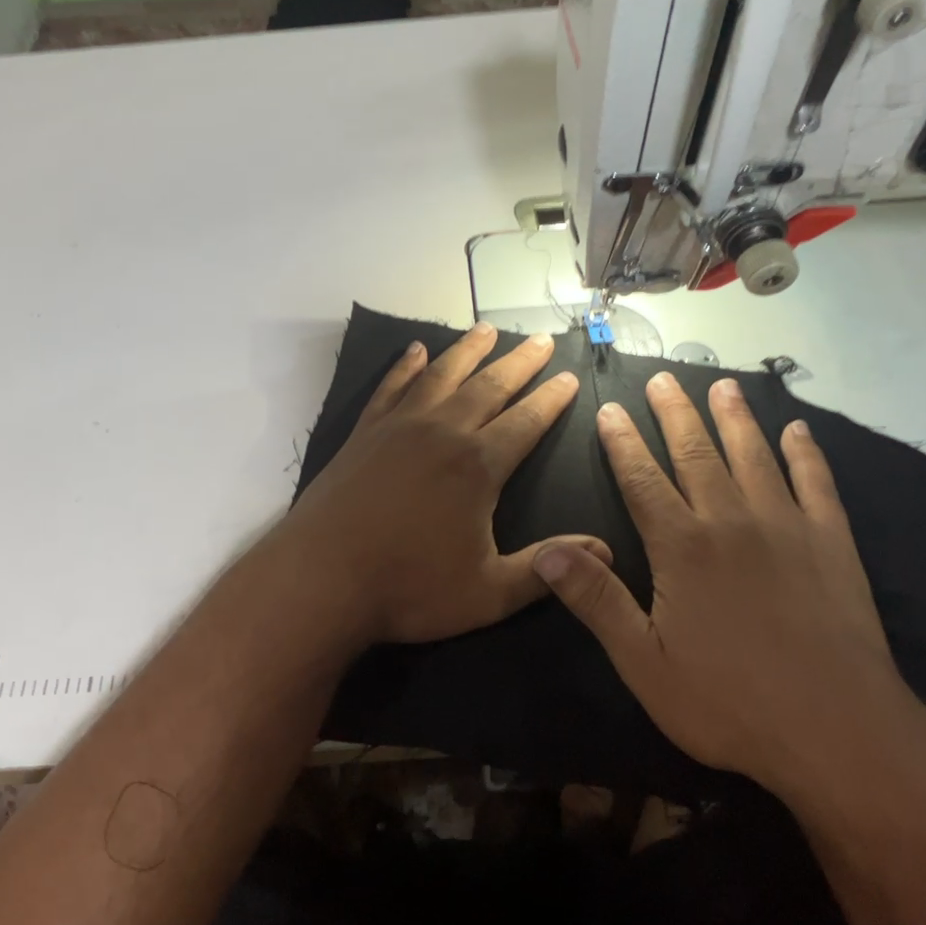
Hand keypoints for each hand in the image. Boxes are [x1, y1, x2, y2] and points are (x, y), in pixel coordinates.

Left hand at [277, 323, 611, 646]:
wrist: (321, 578)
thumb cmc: (408, 588)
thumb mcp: (488, 594)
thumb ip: (544, 569)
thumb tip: (604, 551)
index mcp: (478, 466)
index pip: (527, 421)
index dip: (552, 399)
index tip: (570, 378)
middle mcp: (443, 432)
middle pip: (490, 386)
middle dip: (520, 363)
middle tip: (542, 340)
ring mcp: (399, 427)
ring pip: (442, 375)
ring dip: (468, 351)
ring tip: (487, 331)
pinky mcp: (365, 433)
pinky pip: (392, 387)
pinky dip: (406, 366)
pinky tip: (415, 351)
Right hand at [533, 372, 909, 790]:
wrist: (838, 730)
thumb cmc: (730, 703)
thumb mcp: (644, 663)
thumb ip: (597, 602)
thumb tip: (547, 552)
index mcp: (682, 548)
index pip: (642, 481)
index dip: (623, 443)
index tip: (610, 409)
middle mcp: (732, 522)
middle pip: (697, 455)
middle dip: (675, 415)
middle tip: (663, 379)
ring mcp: (787, 528)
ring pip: (754, 457)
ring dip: (735, 419)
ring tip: (722, 386)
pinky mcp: (832, 543)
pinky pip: (816, 484)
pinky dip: (806, 454)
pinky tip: (798, 431)